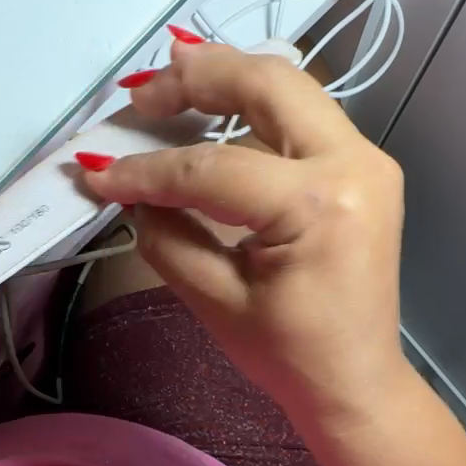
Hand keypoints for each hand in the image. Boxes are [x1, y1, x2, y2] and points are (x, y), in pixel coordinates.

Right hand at [80, 42, 406, 420]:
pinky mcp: (360, 171)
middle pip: (267, 85)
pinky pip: (302, 121)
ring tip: (170, 83)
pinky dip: (254, 110)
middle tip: (141, 94)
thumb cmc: (289, 358)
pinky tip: (216, 110)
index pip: (215, 168)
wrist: (354, 385)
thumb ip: (169, 241)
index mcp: (319, 204)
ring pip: (290, 90)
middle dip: (197, 80)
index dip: (149, 171)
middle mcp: (354, 163)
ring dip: (228, 82)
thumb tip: (133, 198)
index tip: (98, 173)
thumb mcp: (218, 303)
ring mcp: (366, 161)